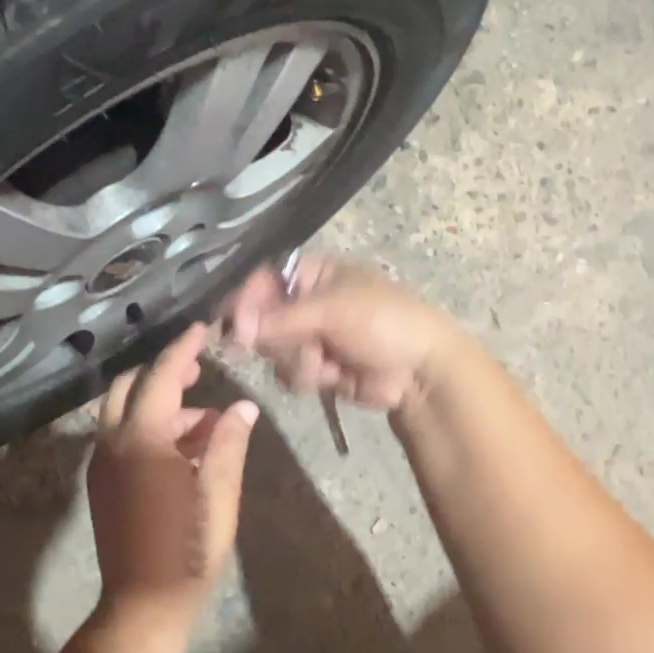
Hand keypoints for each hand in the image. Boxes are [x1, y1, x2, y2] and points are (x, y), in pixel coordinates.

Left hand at [85, 323, 259, 652]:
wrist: (141, 605)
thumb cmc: (187, 552)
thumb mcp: (219, 497)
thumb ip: (228, 445)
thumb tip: (242, 408)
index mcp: (141, 440)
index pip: (161, 377)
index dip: (182, 350)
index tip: (200, 329)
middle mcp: (112, 443)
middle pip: (130, 387)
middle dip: (164, 374)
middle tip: (200, 375)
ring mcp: (101, 464)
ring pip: (123, 413)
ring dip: (159, 405)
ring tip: (207, 426)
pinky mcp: (101, 484)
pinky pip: (120, 437)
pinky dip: (147, 428)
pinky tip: (182, 451)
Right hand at [223, 256, 461, 410]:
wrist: (420, 370)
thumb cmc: (382, 322)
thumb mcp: (331, 310)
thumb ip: (280, 319)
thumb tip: (235, 330)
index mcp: (314, 273)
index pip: (263, 281)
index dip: (246, 303)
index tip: (232, 326)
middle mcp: (307, 302)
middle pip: (263, 320)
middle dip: (277, 340)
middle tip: (295, 348)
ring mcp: (312, 336)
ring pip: (274, 351)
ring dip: (296, 362)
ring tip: (323, 365)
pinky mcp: (317, 367)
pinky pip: (289, 374)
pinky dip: (306, 379)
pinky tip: (330, 378)